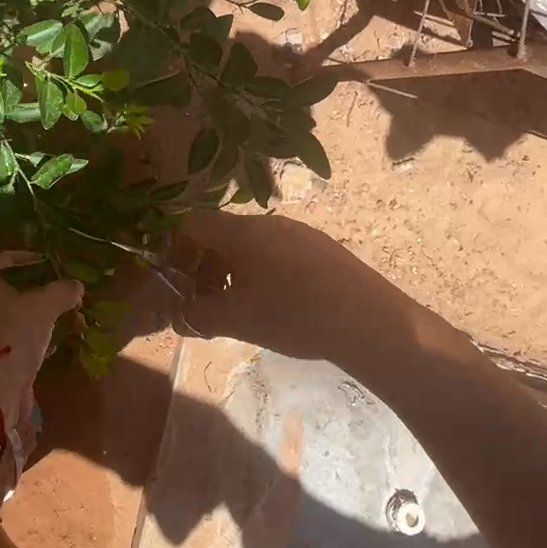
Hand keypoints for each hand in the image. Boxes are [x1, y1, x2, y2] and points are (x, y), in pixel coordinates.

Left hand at [0, 251, 82, 417]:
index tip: (49, 262)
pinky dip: (39, 335)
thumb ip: (62, 291)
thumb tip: (76, 286)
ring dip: (45, 313)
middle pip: (16, 287)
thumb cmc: (16, 336)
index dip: (27, 257)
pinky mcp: (0, 352)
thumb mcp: (44, 307)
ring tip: (69, 317)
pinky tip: (57, 343)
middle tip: (66, 292)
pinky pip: (22, 336)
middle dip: (43, 289)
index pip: (5, 260)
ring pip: (22, 313)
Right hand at [168, 211, 418, 362]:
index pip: (191, 223)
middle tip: (204, 300)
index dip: (174, 248)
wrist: (372, 324)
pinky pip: (276, 252)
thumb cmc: (294, 316)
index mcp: (242, 232)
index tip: (175, 279)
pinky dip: (261, 273)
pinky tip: (276, 306)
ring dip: (232, 271)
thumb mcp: (237, 320)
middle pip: (220, 233)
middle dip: (204, 265)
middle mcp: (268, 223)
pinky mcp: (321, 248)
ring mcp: (298, 232)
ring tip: (238, 307)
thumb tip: (177, 315)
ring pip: (249, 244)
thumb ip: (198, 315)